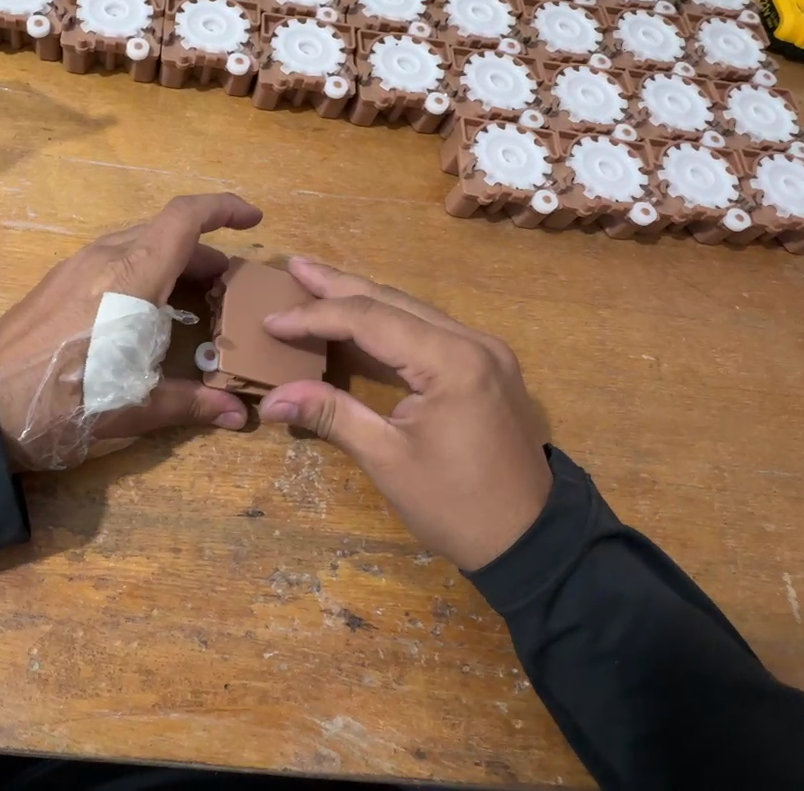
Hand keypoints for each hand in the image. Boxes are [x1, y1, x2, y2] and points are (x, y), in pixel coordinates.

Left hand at [0, 194, 262, 471]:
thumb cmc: (64, 400)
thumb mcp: (132, 407)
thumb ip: (190, 403)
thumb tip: (238, 414)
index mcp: (131, 275)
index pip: (184, 218)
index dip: (224, 208)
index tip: (254, 220)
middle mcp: (105, 257)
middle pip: (165, 231)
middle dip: (205, 250)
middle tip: (228, 287)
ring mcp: (77, 265)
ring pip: (138, 243)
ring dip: (172, 260)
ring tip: (193, 299)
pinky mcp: (59, 280)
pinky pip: (113, 258)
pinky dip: (143, 270)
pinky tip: (146, 311)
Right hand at [256, 260, 551, 570]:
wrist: (532, 539)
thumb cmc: (457, 505)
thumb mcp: (388, 460)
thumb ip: (331, 416)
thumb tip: (271, 400)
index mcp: (451, 362)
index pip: (370, 319)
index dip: (315, 317)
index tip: (271, 321)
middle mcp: (472, 341)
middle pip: (392, 300)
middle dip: (338, 284)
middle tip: (293, 265)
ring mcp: (484, 349)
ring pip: (411, 308)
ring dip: (362, 295)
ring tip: (317, 279)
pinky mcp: (486, 364)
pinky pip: (427, 327)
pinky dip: (387, 318)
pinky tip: (361, 313)